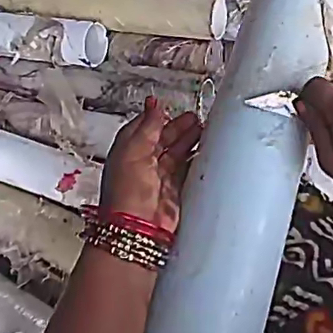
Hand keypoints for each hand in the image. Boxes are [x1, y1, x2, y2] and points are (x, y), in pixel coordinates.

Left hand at [98, 98, 201, 233]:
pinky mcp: (175, 192)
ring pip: (178, 154)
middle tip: (195, 118)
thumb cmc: (127, 193)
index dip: (158, 117)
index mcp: (129, 151)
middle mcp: (144, 164)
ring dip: (191, 142)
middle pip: (164, 140)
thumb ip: (147, 126)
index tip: (171, 108)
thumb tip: (153, 104)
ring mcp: (160, 179)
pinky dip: (197, 161)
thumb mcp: (134, 151)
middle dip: (179, 128)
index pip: (145, 128)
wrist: (138, 228)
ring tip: (205, 130)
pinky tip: (206, 152)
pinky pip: (188, 171)